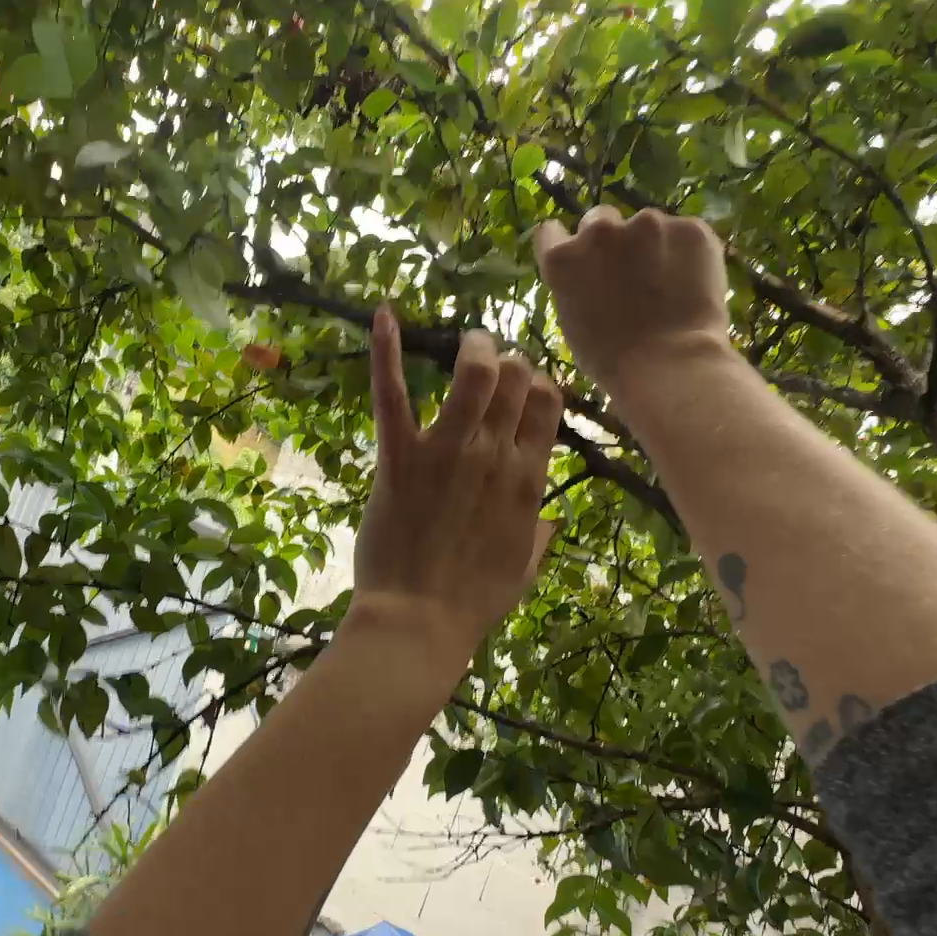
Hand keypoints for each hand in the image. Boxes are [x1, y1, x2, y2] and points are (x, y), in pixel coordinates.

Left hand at [347, 304, 561, 662]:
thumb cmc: (470, 602)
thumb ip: (539, 537)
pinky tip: (383, 315)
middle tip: (487, 361)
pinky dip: (385, 353)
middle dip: (507, 362)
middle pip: (515, 380)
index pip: (547, 404)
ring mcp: (447, 452)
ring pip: (473, 374)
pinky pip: (392, 396)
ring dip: (473, 350)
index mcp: (528, 480)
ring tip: (466, 344)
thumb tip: (553, 521)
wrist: (419, 620)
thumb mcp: (521, 571)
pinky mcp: (399, 458)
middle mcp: (494, 455)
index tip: (523, 386)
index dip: (537, 384)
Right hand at [533, 206, 731, 393]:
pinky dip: (684, 253)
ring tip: (664, 284)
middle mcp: (599, 231)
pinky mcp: (689, 228)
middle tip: (624, 273)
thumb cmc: (608, 357)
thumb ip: (574, 283)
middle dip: (608, 240)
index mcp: (562, 258)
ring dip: (649, 246)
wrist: (669, 363)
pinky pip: (682, 234)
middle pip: (598, 219)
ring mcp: (647, 224)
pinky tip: (688, 285)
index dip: (564, 244)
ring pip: (645, 227)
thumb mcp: (571, 319)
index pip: (551, 232)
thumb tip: (590, 272)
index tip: (577, 257)